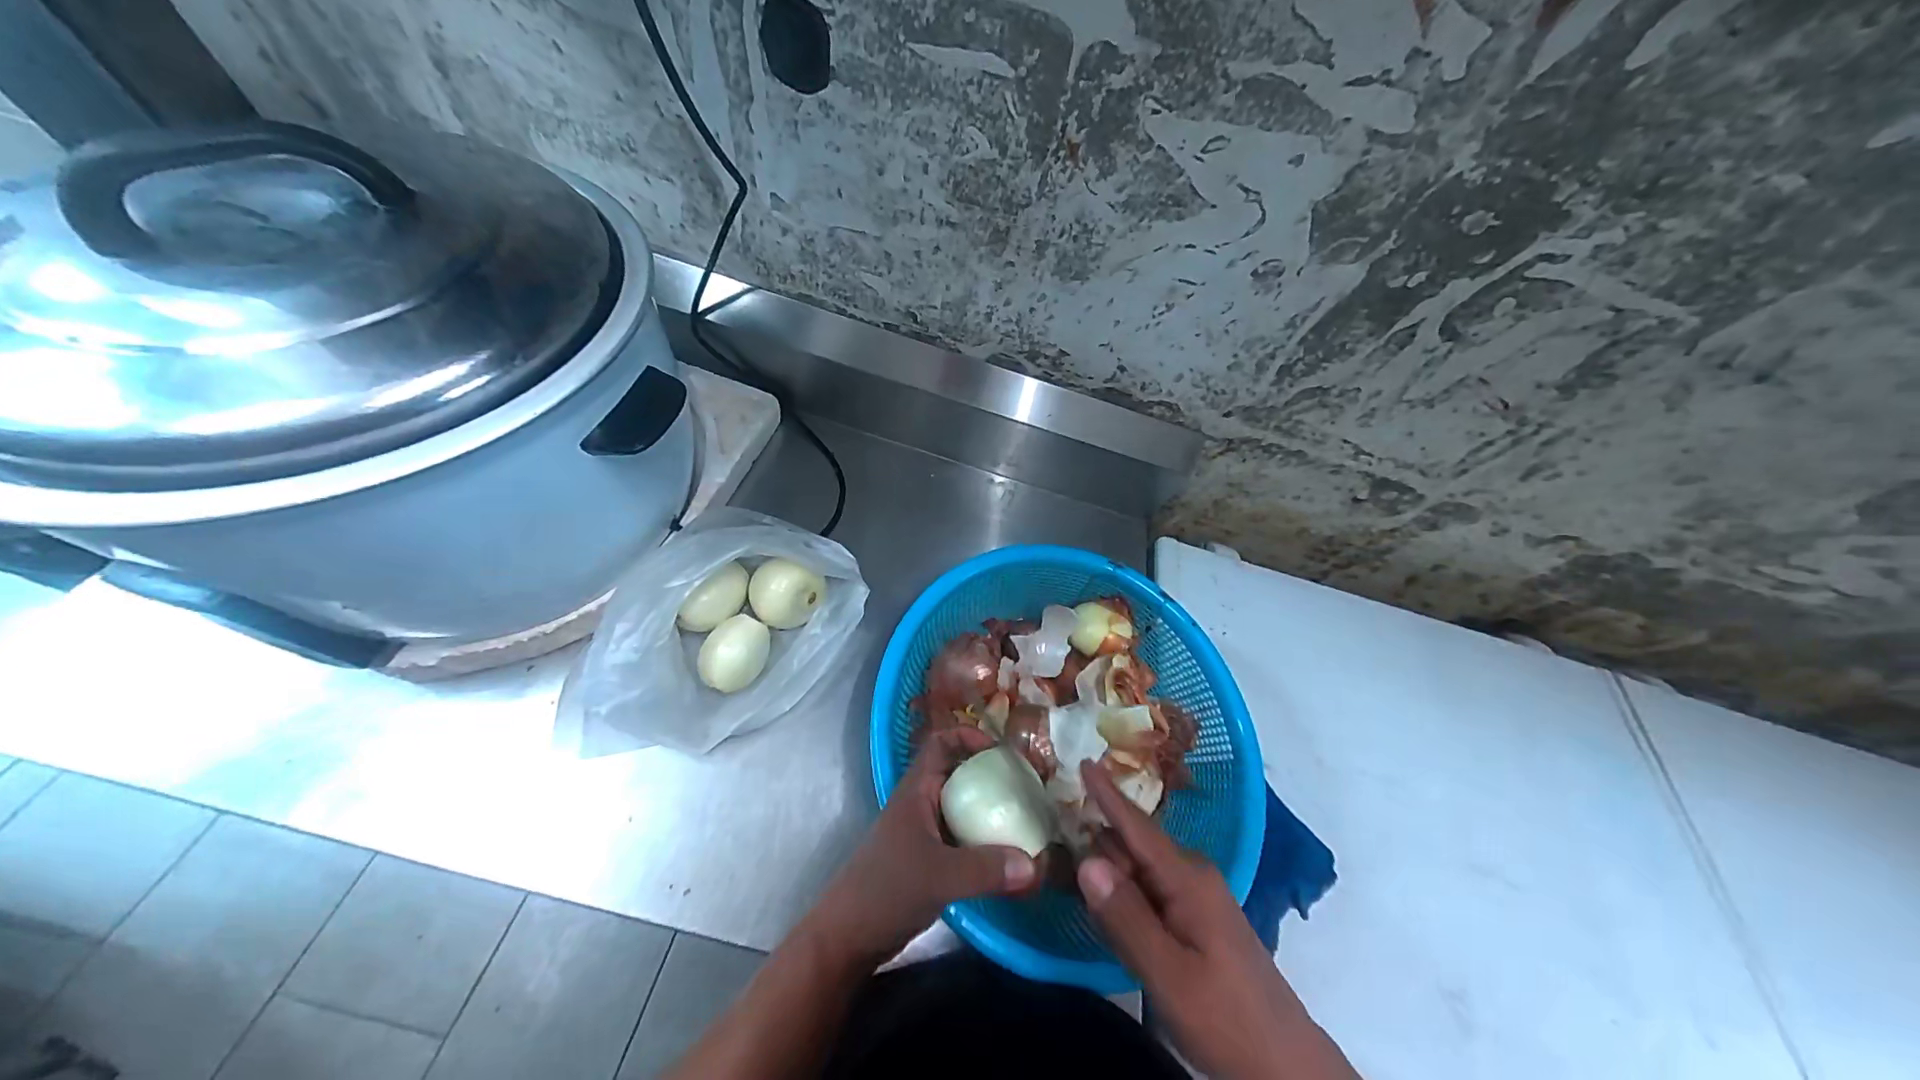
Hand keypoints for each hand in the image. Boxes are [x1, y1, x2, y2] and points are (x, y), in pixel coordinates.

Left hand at [805, 726, 1036, 967]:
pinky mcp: (929, 862)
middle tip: (1028, 786)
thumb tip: (1036, 865)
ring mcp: (924, 834)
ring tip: (1027, 819)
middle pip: (958, 775)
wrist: (848, 937)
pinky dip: (986, 843)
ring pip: (963, 809)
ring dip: (992, 812)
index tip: (1003, 753)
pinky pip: (964, 840)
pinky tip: (1010, 858)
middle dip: (992, 776)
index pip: (940, 744)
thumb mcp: (939, 876)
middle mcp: (921, 805)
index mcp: (916, 792)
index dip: (969, 737)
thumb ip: (987, 869)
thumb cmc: (886, 891)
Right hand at [1076, 762, 1358, 1079]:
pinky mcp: (1195, 918)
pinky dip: (1124, 894)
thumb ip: (1125, 917)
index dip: (1107, 795)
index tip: (1082, 761)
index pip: (1138, 827)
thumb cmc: (1225, 1016)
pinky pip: (1150, 891)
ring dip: (1108, 871)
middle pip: (1133, 846)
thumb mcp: (1168, 974)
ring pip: (1139, 870)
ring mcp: (1196, 896)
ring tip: (1067, 874)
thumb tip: (1086, 860)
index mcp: (1188, 879)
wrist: (1284, 1062)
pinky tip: (1104, 909)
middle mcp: (1193, 876)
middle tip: (1053, 847)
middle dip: (1096, 843)